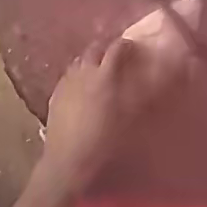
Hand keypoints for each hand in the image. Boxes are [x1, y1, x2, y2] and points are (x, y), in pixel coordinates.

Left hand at [1, 38, 141, 206]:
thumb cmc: (103, 141)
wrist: (67, 161)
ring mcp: (66, 82)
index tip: (133, 47)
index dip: (126, 45)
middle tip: (116, 56)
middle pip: (94, 49)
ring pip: (79, 61)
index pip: (116, 49)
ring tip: (99, 69)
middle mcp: (83, 73)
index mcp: (103, 76)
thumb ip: (139, 96)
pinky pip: (68, 75)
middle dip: (106, 48)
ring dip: (91, 60)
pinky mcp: (55, 94)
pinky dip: (78, 74)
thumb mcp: (128, 118)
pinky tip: (82, 86)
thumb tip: (151, 81)